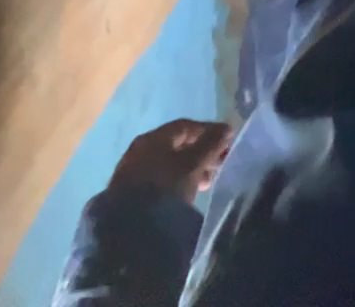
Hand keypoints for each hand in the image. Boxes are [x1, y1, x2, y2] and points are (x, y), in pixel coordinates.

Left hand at [110, 119, 232, 201]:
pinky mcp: (128, 192)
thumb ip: (212, 144)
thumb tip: (226, 128)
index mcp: (154, 136)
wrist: (129, 229)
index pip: (186, 126)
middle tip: (219, 164)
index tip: (227, 142)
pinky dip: (176, 180)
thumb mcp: (194, 164)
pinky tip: (187, 192)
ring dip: (190, 168)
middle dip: (201, 152)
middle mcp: (140, 148)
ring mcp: (131, 170)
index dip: (209, 131)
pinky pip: (159, 178)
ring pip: (168, 163)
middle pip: (177, 144)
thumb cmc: (166, 187)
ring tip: (207, 182)